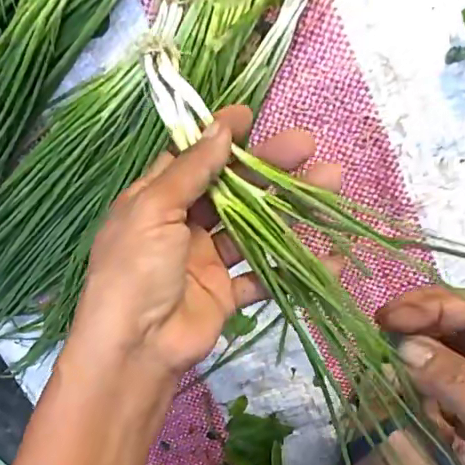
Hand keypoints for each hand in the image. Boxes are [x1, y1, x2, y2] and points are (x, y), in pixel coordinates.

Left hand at [71, 104, 339, 376]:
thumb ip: (191, 172)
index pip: (193, 159)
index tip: (251, 116)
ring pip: (257, 227)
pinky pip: (265, 275)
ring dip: (292, 208)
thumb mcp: (153, 211)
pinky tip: (327, 254)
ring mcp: (208, 261)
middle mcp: (184, 226)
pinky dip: (295, 266)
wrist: (137, 348)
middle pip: (234, 189)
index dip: (221, 137)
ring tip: (329, 185)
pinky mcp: (227, 294)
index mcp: (158, 200)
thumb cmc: (134, 272)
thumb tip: (221, 129)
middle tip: (308, 147)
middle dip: (271, 167)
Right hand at [377, 287, 464, 464]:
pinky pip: (448, 385)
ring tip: (384, 349)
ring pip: (455, 354)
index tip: (392, 315)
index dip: (438, 306)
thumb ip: (459, 387)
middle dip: (425, 321)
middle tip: (380, 325)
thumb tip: (406, 346)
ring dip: (422, 349)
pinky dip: (424, 380)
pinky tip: (402, 380)